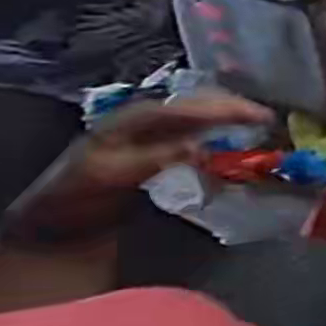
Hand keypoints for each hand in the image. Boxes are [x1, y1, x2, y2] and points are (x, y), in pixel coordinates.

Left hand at [66, 93, 274, 192]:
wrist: (56, 222)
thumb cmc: (78, 198)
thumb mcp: (109, 178)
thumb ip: (153, 159)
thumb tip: (201, 147)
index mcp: (133, 119)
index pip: (188, 107)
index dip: (224, 109)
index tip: (258, 116)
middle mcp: (147, 115)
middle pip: (200, 103)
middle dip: (235, 107)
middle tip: (269, 118)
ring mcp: (155, 127)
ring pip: (203, 111)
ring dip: (233, 115)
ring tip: (261, 123)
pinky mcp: (162, 141)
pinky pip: (200, 125)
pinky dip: (224, 126)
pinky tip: (238, 134)